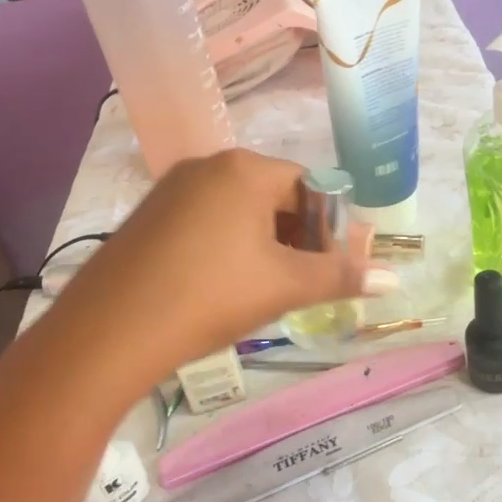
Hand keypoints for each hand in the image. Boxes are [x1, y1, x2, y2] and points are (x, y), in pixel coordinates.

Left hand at [49, 150, 371, 365]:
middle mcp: (207, 166)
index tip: (328, 268)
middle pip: (273, 196)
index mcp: (245, 169)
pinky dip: (224, 248)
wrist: (107, 335)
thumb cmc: (210, 296)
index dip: (328, 227)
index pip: (309, 185)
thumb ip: (341, 275)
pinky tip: (218, 289)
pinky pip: (203, 222)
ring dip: (261, 245)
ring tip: (261, 291)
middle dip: (295, 237)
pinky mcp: (146, 218)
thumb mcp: (285, 286)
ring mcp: (170, 190)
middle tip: (298, 284)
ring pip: (237, 211)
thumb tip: (394, 278)